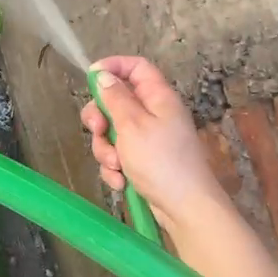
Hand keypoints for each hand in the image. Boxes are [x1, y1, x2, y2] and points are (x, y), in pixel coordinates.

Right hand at [79, 56, 228, 226]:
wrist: (186, 210)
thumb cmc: (161, 161)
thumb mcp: (132, 125)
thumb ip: (114, 98)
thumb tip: (103, 76)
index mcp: (158, 98)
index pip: (136, 67)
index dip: (113, 66)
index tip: (91, 78)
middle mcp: (153, 114)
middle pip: (116, 101)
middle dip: (100, 118)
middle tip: (98, 131)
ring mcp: (148, 138)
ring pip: (112, 130)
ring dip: (105, 148)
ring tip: (116, 166)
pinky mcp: (143, 161)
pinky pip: (118, 154)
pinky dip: (114, 167)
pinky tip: (120, 181)